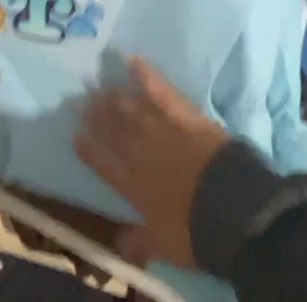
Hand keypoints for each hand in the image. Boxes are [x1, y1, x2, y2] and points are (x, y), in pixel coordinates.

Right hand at [76, 57, 230, 268]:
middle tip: (81, 98)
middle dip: (97, 115)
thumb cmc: (198, 233)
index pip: (104, 165)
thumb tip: (119, 246)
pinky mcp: (183, 116)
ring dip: (114, 96)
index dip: (89, 150)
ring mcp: (161, 130)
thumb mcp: (166, 246)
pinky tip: (133, 60)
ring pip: (131, 109)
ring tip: (99, 84)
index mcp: (134, 188)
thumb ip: (140, 242)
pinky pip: (160, 91)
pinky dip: (145, 75)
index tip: (74, 134)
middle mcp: (141, 154)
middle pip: (114, 130)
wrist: (233, 210)